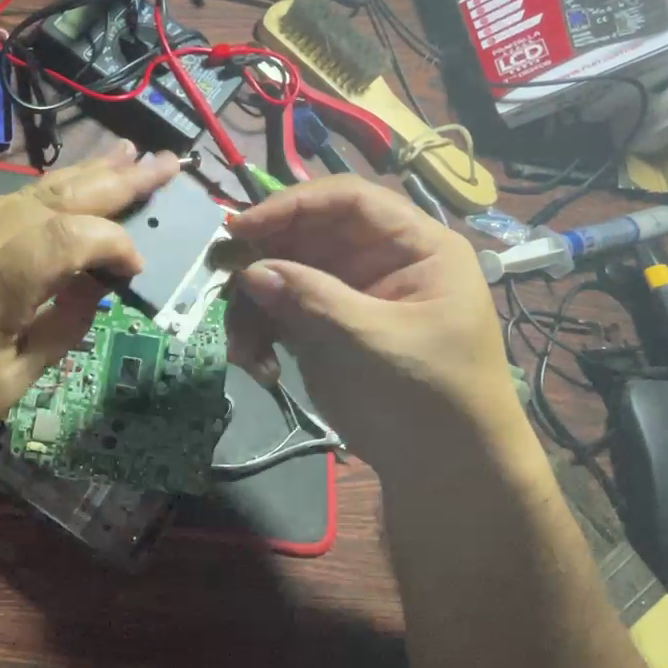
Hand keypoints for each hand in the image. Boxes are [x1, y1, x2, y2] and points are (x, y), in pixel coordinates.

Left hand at [0, 142, 181, 492]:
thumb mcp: (19, 378)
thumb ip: (65, 322)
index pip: (61, 237)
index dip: (109, 241)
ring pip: (16, 195)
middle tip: (161, 163)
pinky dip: (35, 201)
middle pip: (41, 200)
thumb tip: (101, 279)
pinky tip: (67, 191)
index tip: (136, 263)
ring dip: (74, 180)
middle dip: (107, 182)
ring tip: (125, 159)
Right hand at [223, 175, 525, 469]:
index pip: (347, 201)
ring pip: (279, 277)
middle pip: (303, 238)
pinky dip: (257, 337)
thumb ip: (312, 298)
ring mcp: (344, 295)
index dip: (291, 206)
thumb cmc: (431, 394)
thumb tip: (249, 270)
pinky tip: (260, 367)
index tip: (239, 229)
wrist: (442, 465)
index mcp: (413, 246)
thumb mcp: (374, 340)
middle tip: (225, 289)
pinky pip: (274, 315)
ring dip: (252, 310)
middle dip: (261, 264)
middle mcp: (375, 261)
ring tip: (245, 352)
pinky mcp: (320, 328)